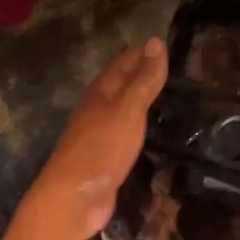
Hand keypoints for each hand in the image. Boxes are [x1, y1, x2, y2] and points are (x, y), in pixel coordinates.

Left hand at [26, 37, 167, 239]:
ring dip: (136, 103)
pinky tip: (146, 134)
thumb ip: (143, 80)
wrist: (75, 198)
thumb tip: (155, 41)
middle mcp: (95, 112)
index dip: (139, 54)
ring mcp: (97, 139)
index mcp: (99, 95)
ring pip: (119, 113)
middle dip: (137, 75)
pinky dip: (135, 130)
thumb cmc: (101, 149)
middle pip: (117, 87)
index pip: (121, 65)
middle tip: (165, 68)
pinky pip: (123, 138)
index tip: (159, 44)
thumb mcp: (127, 110)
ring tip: (160, 98)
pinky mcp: (103, 162)